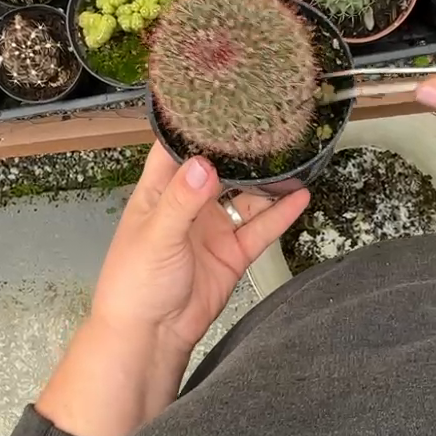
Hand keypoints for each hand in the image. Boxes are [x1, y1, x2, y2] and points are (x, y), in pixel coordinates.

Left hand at [37, 145, 309, 435]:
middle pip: (221, 167)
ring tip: (294, 157)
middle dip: (243, 150)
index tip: (224, 100)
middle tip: (271, 125)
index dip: (198, 123)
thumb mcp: (156, 236)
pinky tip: (300, 196)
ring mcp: (213, 228)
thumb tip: (206, 164)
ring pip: (246, 196)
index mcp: (159, 191)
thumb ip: (182, 200)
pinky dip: (280, 214)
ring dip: (267, 181)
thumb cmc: (135, 283)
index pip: (178, 146)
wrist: (151, 335)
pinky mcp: (233, 253)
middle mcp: (189, 204)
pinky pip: (260, 228)